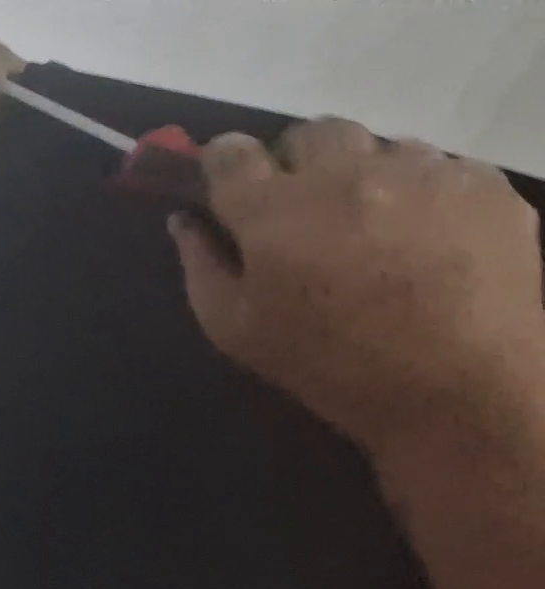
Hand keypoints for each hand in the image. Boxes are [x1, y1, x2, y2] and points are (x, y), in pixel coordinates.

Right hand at [167, 118, 544, 462]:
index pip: (232, 154)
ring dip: (355, 173)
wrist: (453, 379)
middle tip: (292, 207)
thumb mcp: (231, 327)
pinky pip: (436, 165)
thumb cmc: (320, 359)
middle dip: (292, 159)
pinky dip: (412, 189)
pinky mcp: (483, 182)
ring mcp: (424, 171)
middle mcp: (347, 174)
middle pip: (310, 131)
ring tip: (359, 225)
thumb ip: (200, 265)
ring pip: (376, 145)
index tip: (218, 180)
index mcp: (274, 211)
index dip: (219, 161)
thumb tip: (184, 221)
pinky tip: (411, 237)